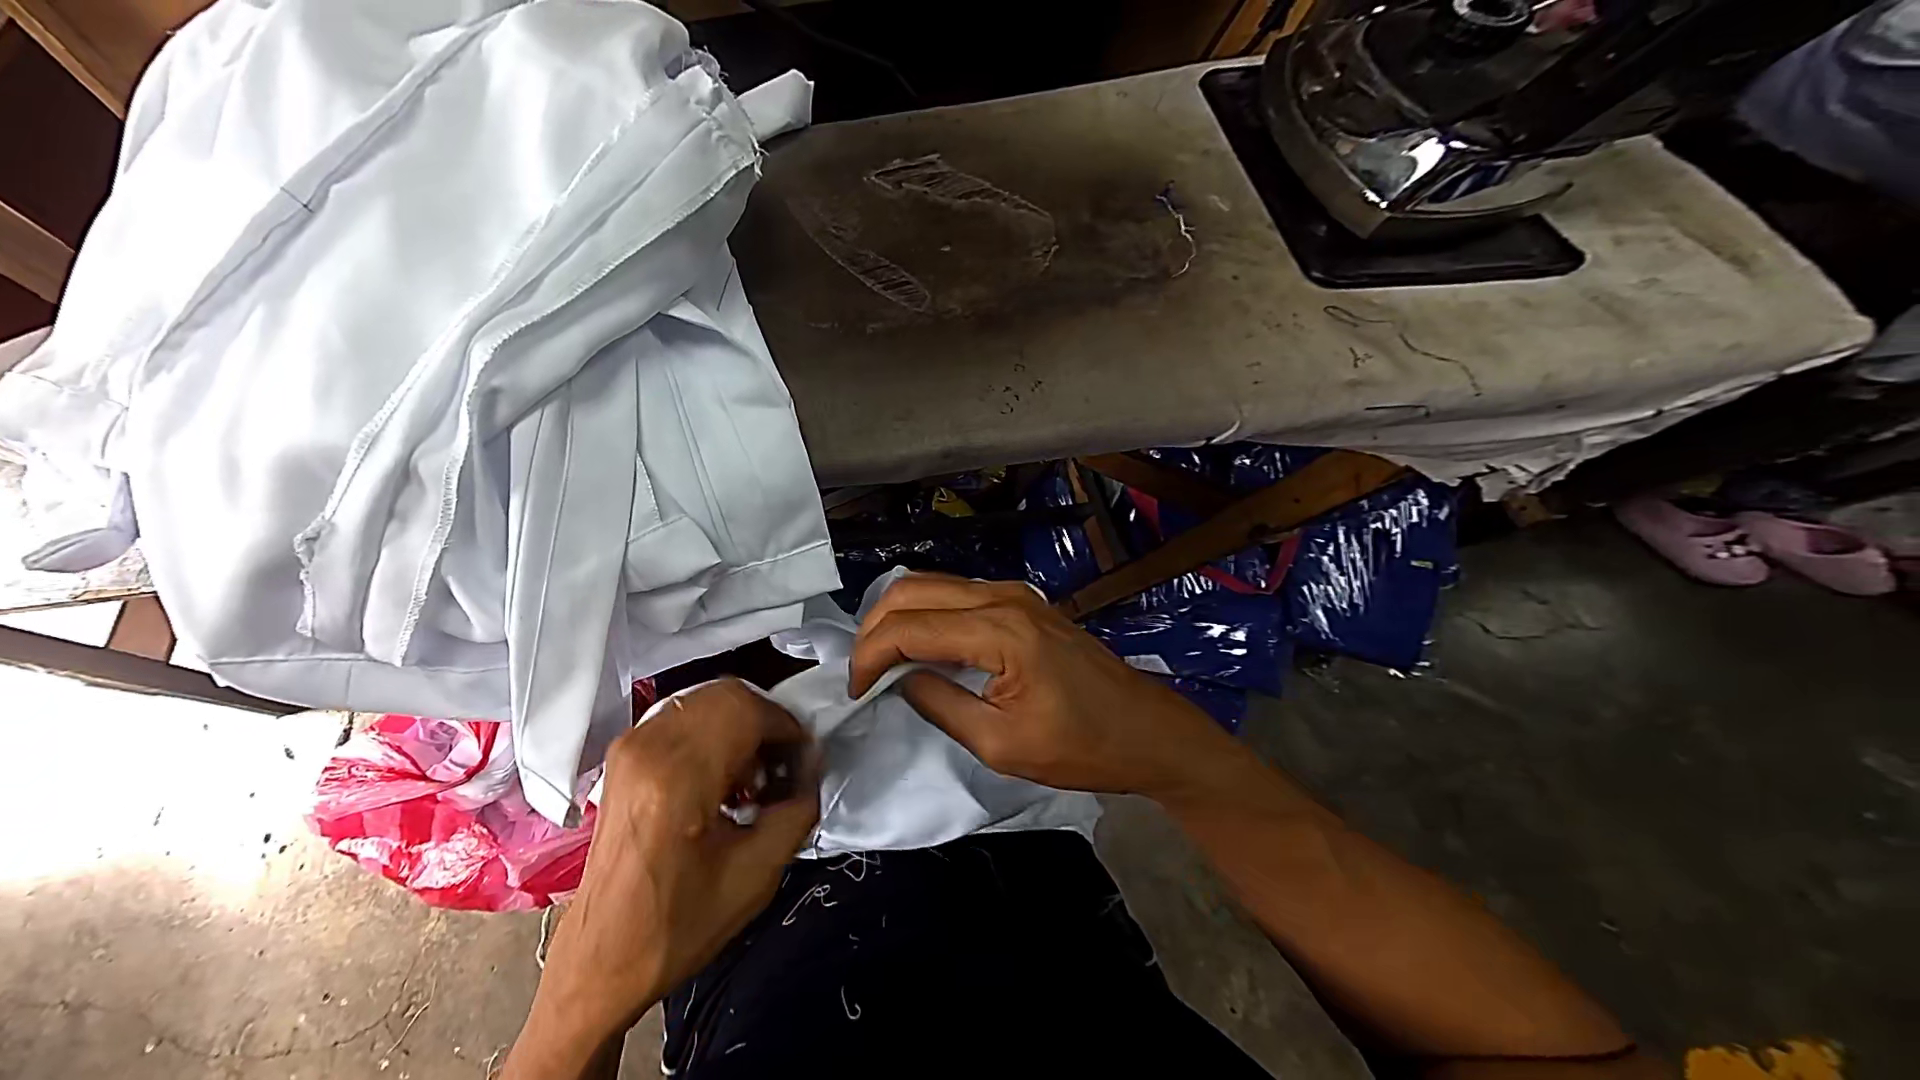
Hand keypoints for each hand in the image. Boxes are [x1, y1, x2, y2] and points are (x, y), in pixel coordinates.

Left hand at [505, 679, 818, 1079]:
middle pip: (728, 695)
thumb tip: (810, 766)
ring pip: (707, 701)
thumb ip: (798, 809)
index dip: (788, 729)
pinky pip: (684, 717)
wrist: (599, 961)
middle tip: (782, 767)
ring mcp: (629, 747)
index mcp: (678, 777)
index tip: (803, 763)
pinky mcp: (623, 756)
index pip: (749, 711)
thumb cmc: (678, 926)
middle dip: (767, 723)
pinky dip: (716, 731)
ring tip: (753, 777)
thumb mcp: (758, 874)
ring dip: (742, 726)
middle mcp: (648, 748)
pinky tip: (723, 778)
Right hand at [848, 573, 1248, 798]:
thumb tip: (901, 679)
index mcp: (997, 630)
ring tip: (884, 662)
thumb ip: (940, 704)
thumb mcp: (1000, 743)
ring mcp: (1016, 593)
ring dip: (899, 616)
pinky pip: (958, 593)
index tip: (856, 690)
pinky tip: (922, 646)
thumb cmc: (1081, 747)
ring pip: (933, 584)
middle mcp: (1002, 596)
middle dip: (875, 627)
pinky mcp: (1024, 602)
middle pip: (912, 588)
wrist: (1147, 731)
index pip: (908, 625)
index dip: (870, 656)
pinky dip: (928, 614)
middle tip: (864, 672)